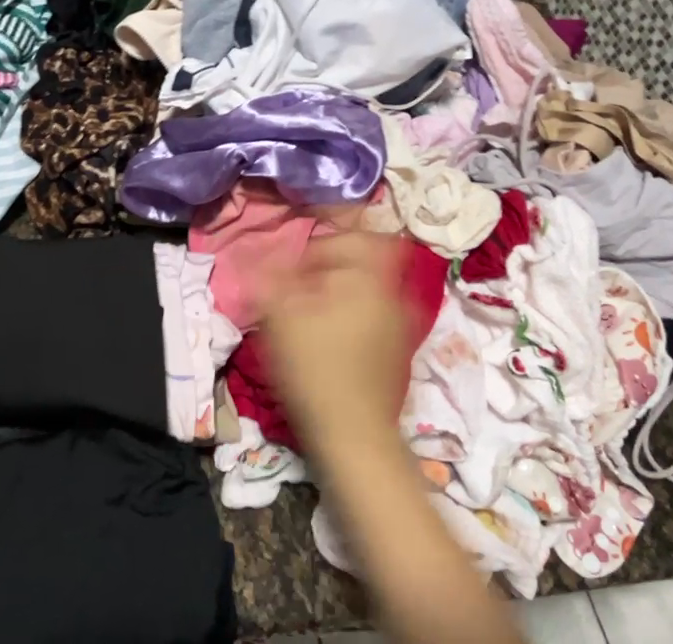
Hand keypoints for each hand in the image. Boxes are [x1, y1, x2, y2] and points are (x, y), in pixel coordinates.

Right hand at [257, 229, 411, 452]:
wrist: (353, 435)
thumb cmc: (313, 367)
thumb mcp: (278, 314)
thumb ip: (273, 277)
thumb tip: (269, 256)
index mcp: (370, 276)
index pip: (355, 237)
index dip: (322, 244)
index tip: (296, 267)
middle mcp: (394, 294)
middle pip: (366, 263)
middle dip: (332, 269)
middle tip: (301, 286)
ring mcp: (402, 326)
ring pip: (369, 291)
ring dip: (340, 294)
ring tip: (309, 315)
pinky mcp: (399, 354)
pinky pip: (374, 317)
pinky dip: (351, 318)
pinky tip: (327, 341)